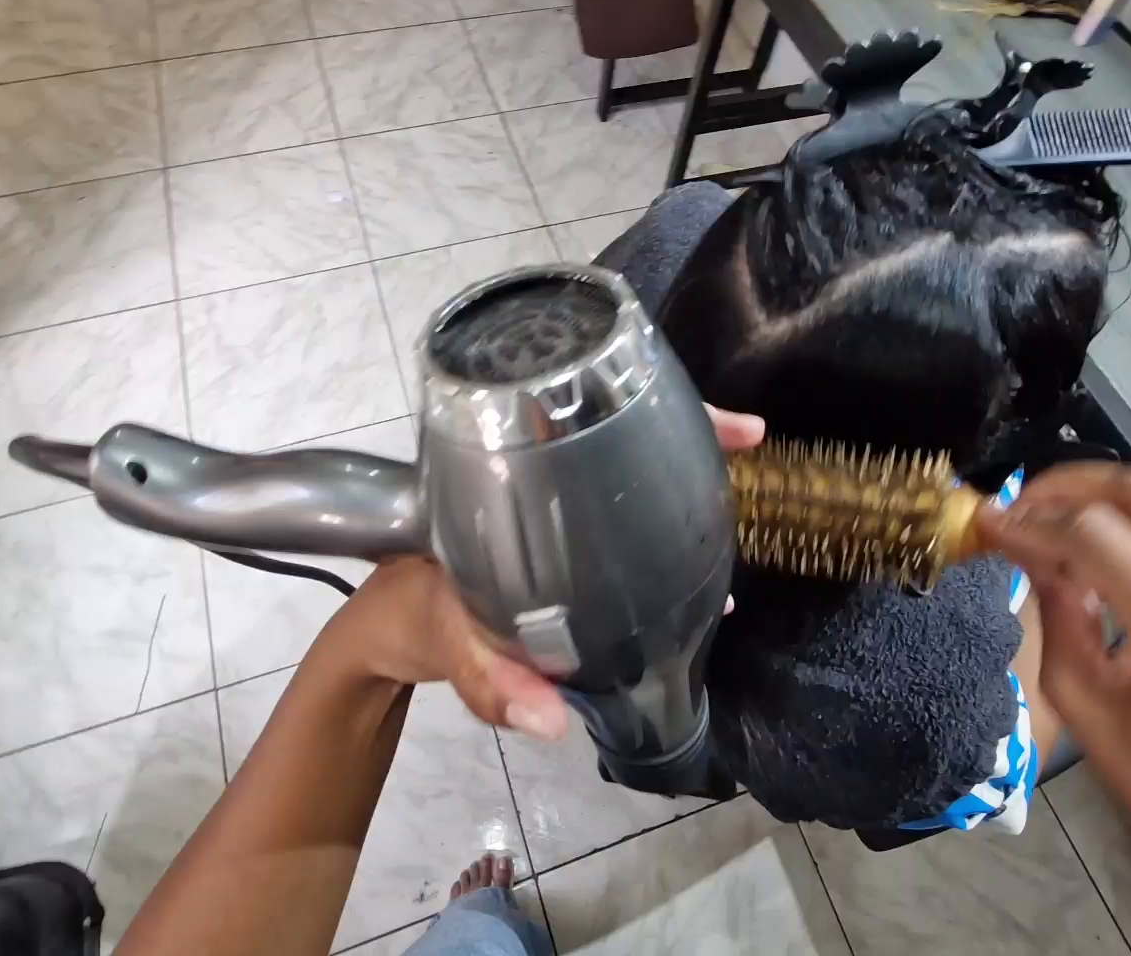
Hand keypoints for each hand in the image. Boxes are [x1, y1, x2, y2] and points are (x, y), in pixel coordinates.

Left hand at [318, 405, 765, 739]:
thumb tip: (553, 721)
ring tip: (731, 519)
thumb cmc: (408, 616)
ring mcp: (548, 506)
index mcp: (503, 478)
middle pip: (619, 438)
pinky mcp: (560, 541)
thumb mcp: (445, 640)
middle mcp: (532, 481)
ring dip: (679, 493)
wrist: (386, 631)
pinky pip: (619, 528)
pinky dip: (658, 542)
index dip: (655, 409)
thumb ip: (490, 679)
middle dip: (687, 441)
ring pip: (625, 481)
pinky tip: (694, 575)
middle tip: (744, 450)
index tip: (736, 425)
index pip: (587, 420)